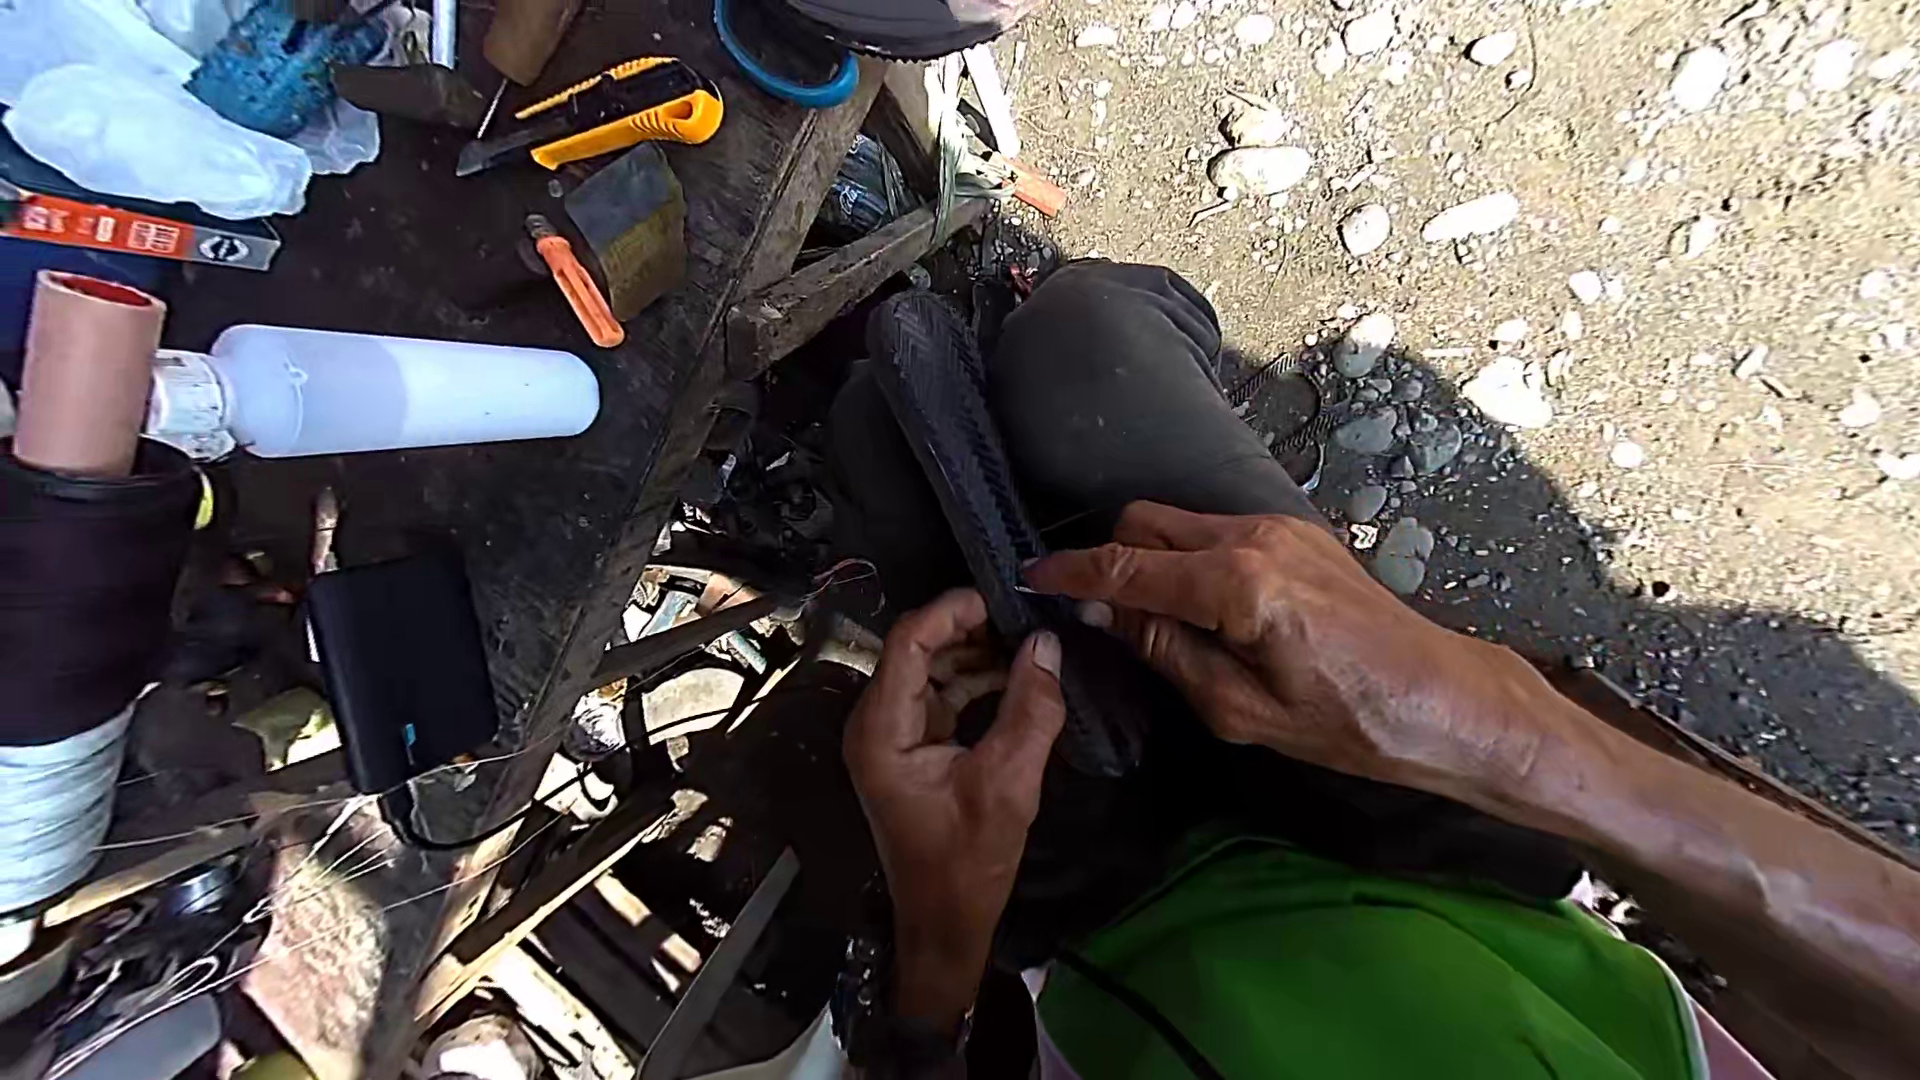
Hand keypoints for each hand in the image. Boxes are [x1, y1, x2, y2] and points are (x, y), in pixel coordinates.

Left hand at [843, 589, 1065, 1029]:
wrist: (944, 924)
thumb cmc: (967, 865)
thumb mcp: (1007, 785)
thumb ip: (1030, 710)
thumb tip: (1047, 645)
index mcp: (882, 727)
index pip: (908, 642)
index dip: (952, 611)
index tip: (1001, 601)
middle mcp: (877, 719)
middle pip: (919, 648)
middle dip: (972, 629)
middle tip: (1024, 620)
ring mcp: (893, 730)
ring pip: (933, 665)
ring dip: (978, 652)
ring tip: (1027, 643)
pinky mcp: (912, 740)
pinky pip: (943, 691)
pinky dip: (976, 678)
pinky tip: (1014, 675)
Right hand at [1024, 502, 1553, 801]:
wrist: (1448, 699)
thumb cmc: (1346, 723)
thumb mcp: (1236, 708)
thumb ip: (1160, 647)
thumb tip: (1100, 611)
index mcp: (1238, 587)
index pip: (1127, 568)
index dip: (1072, 572)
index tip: (1033, 575)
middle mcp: (1252, 537)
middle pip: (1142, 521)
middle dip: (1110, 557)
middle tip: (1105, 611)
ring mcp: (1274, 524)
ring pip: (1173, 518)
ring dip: (1146, 555)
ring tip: (1156, 611)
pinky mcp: (1290, 528)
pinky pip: (1208, 527)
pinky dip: (1182, 554)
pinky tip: (1201, 599)